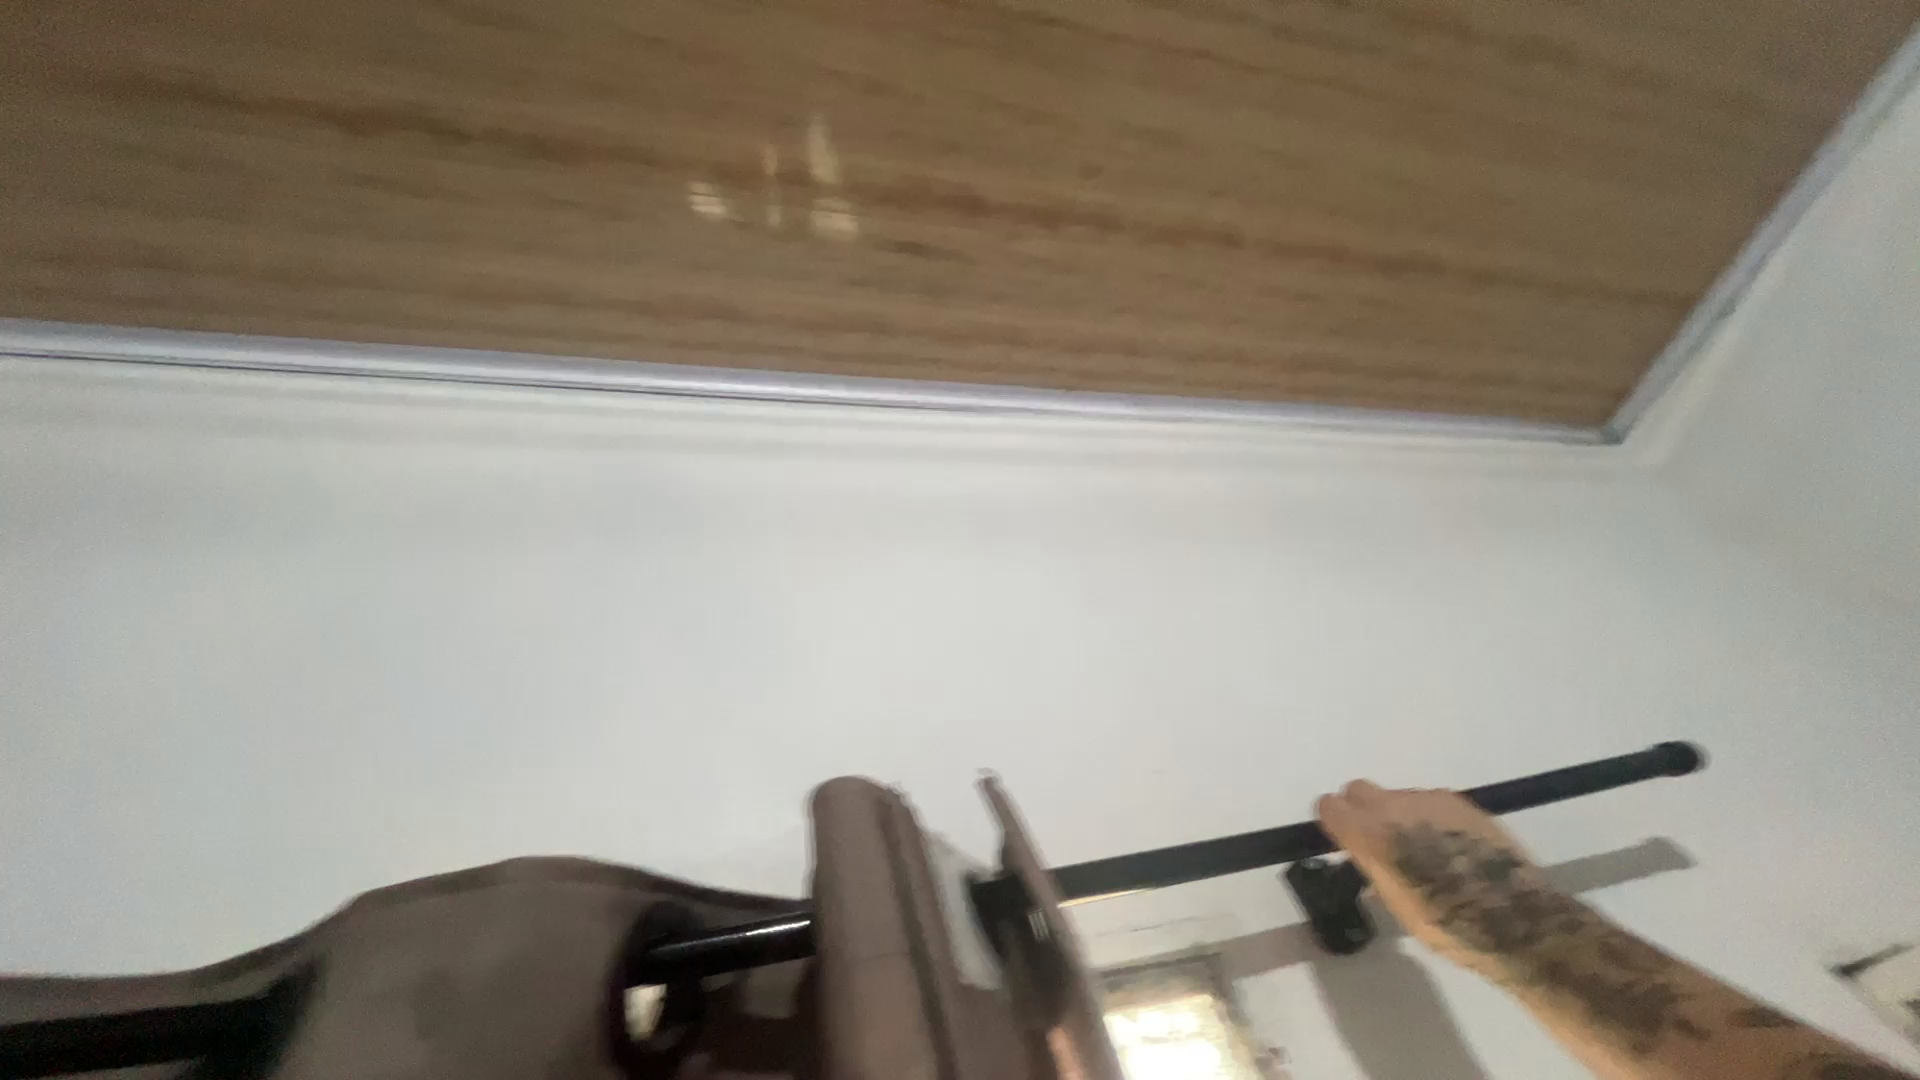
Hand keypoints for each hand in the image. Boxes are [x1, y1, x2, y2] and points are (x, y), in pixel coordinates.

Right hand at [1316, 781, 1585, 979]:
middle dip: (1363, 809)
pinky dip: (1433, 818)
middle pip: (1359, 789)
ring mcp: (1428, 800)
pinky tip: (1455, 847)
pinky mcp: (1460, 801)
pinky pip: (1432, 802)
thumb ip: (1374, 870)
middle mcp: (1392, 808)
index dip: (1335, 821)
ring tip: (1429, 850)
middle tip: (1382, 839)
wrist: (1518, 919)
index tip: (1346, 839)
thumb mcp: (1397, 906)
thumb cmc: (1449, 924)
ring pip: (1398, 797)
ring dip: (1402, 816)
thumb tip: (1366, 859)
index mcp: (1368, 835)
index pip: (1329, 806)